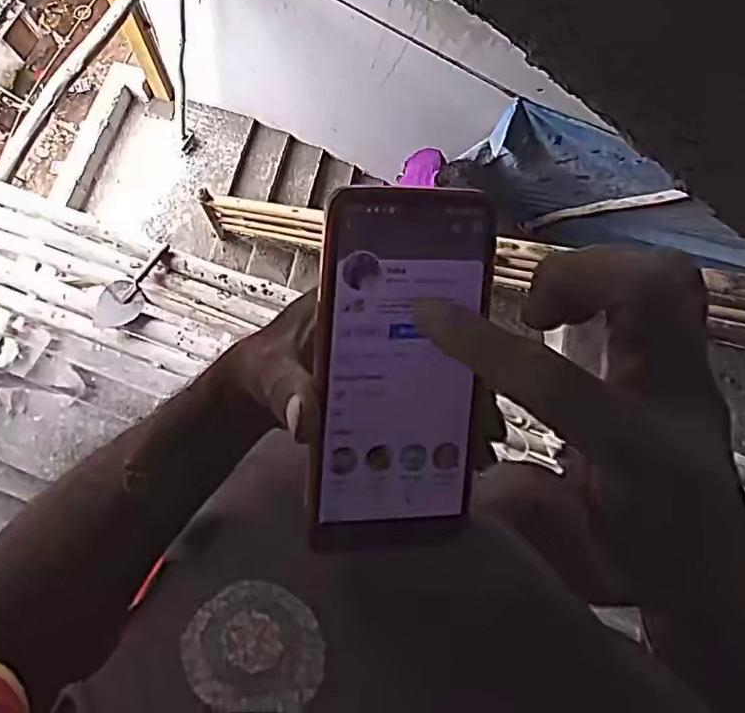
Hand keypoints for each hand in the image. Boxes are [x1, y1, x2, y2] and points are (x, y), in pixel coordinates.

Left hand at [212, 289, 503, 460]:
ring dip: (458, 397)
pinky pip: (418, 389)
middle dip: (464, 371)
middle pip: (432, 335)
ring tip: (483, 441)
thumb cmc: (262, 369)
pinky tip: (459, 449)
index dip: (447, 319)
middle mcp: (374, 317)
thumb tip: (304, 419)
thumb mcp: (271, 375)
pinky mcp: (383, 377)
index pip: (408, 295)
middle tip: (488, 414)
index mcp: (349, 298)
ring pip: (432, 365)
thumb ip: (285, 392)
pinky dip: (438, 413)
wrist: (256, 391)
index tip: (476, 354)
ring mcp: (382, 348)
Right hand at [414, 247, 744, 712]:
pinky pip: (659, 288)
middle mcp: (679, 401)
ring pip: (662, 274)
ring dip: (589, 270)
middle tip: (528, 311)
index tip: (427, 315)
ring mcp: (692, 373)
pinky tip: (569, 312)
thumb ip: (519, 508)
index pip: (554, 380)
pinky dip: (606, 281)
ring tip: (545, 306)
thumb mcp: (572, 557)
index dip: (481, 342)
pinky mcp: (687, 360)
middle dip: (570, 275)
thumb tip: (475, 468)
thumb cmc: (647, 568)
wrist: (725, 580)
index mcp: (642, 456)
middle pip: (648, 289)